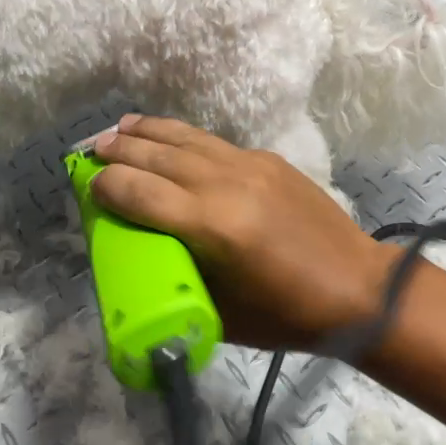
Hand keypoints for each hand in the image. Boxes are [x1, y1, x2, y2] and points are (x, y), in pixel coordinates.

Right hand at [87, 114, 398, 351]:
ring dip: (147, 132)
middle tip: (90, 150)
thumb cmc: (286, 315)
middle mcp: (226, 183)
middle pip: (157, 156)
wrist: (359, 287)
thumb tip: (139, 259)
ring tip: (119, 129)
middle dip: (119, 151)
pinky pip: (211, 142)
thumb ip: (176, 277)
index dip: (107, 187)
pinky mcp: (265, 158)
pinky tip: (167, 138)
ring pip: (184, 137)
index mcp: (213, 227)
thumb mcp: (220, 313)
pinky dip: (181, 138)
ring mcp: (248, 164)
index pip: (141, 194)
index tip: (86, 185)